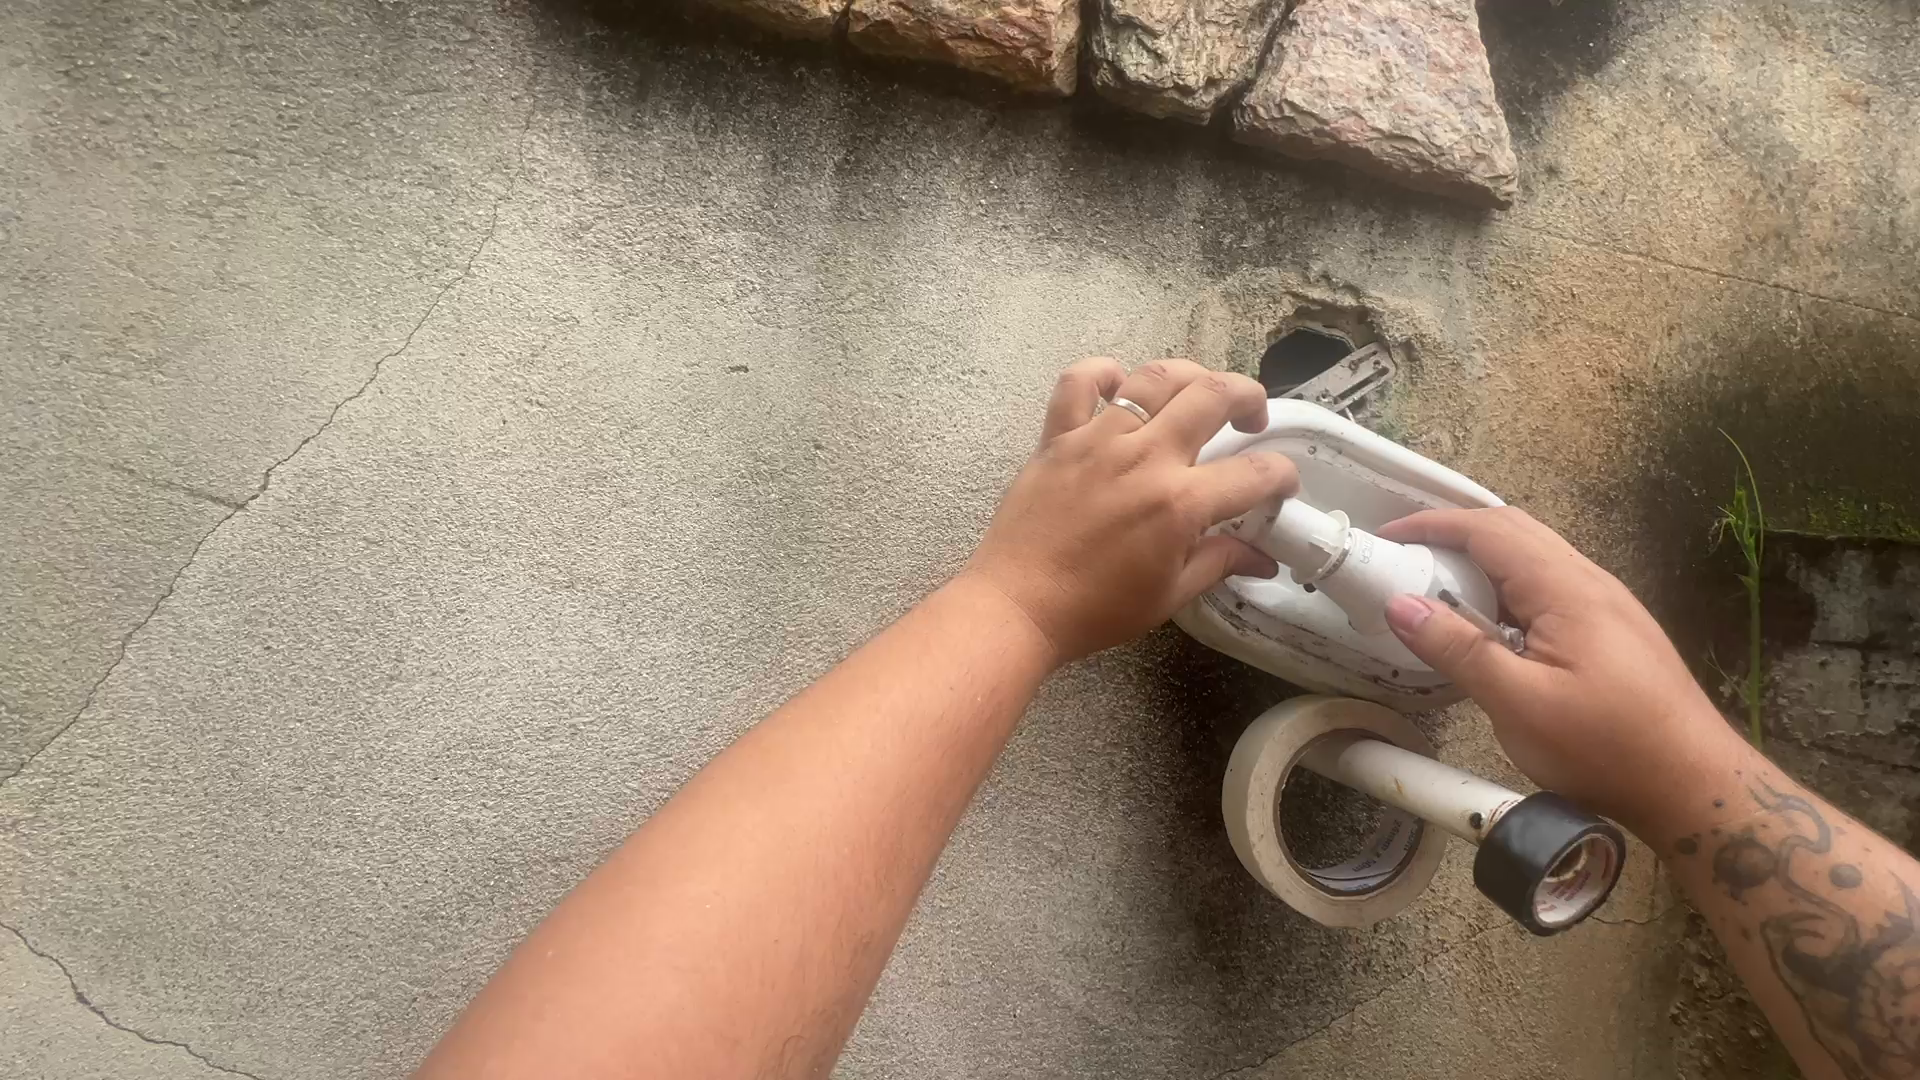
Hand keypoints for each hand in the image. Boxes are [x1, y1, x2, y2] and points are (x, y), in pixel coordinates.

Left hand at [962, 357, 1299, 663]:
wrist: (1018, 605)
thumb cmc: (1095, 610)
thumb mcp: (1168, 596)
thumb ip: (1218, 563)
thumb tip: (1263, 559)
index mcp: (1180, 503)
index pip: (1255, 473)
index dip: (1280, 476)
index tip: (1279, 486)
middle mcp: (1145, 457)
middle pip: (1214, 396)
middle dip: (1249, 398)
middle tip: (1250, 419)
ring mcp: (1097, 440)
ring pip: (1155, 378)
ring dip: (1190, 376)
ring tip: (1197, 394)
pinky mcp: (1057, 437)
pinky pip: (1078, 383)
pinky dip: (1102, 373)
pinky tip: (1117, 384)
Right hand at [1376, 507, 1747, 829]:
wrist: (1697, 791)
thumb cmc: (1608, 748)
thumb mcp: (1519, 702)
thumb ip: (1457, 649)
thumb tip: (1399, 605)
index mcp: (1568, 591)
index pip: (1491, 532)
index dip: (1433, 524)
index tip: (1387, 537)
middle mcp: (1588, 585)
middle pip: (1513, 531)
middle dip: (1451, 530)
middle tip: (1402, 551)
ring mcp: (1602, 607)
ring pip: (1529, 556)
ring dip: (1474, 556)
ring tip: (1429, 580)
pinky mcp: (1604, 631)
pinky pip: (1539, 585)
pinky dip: (1495, 583)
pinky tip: (1478, 617)